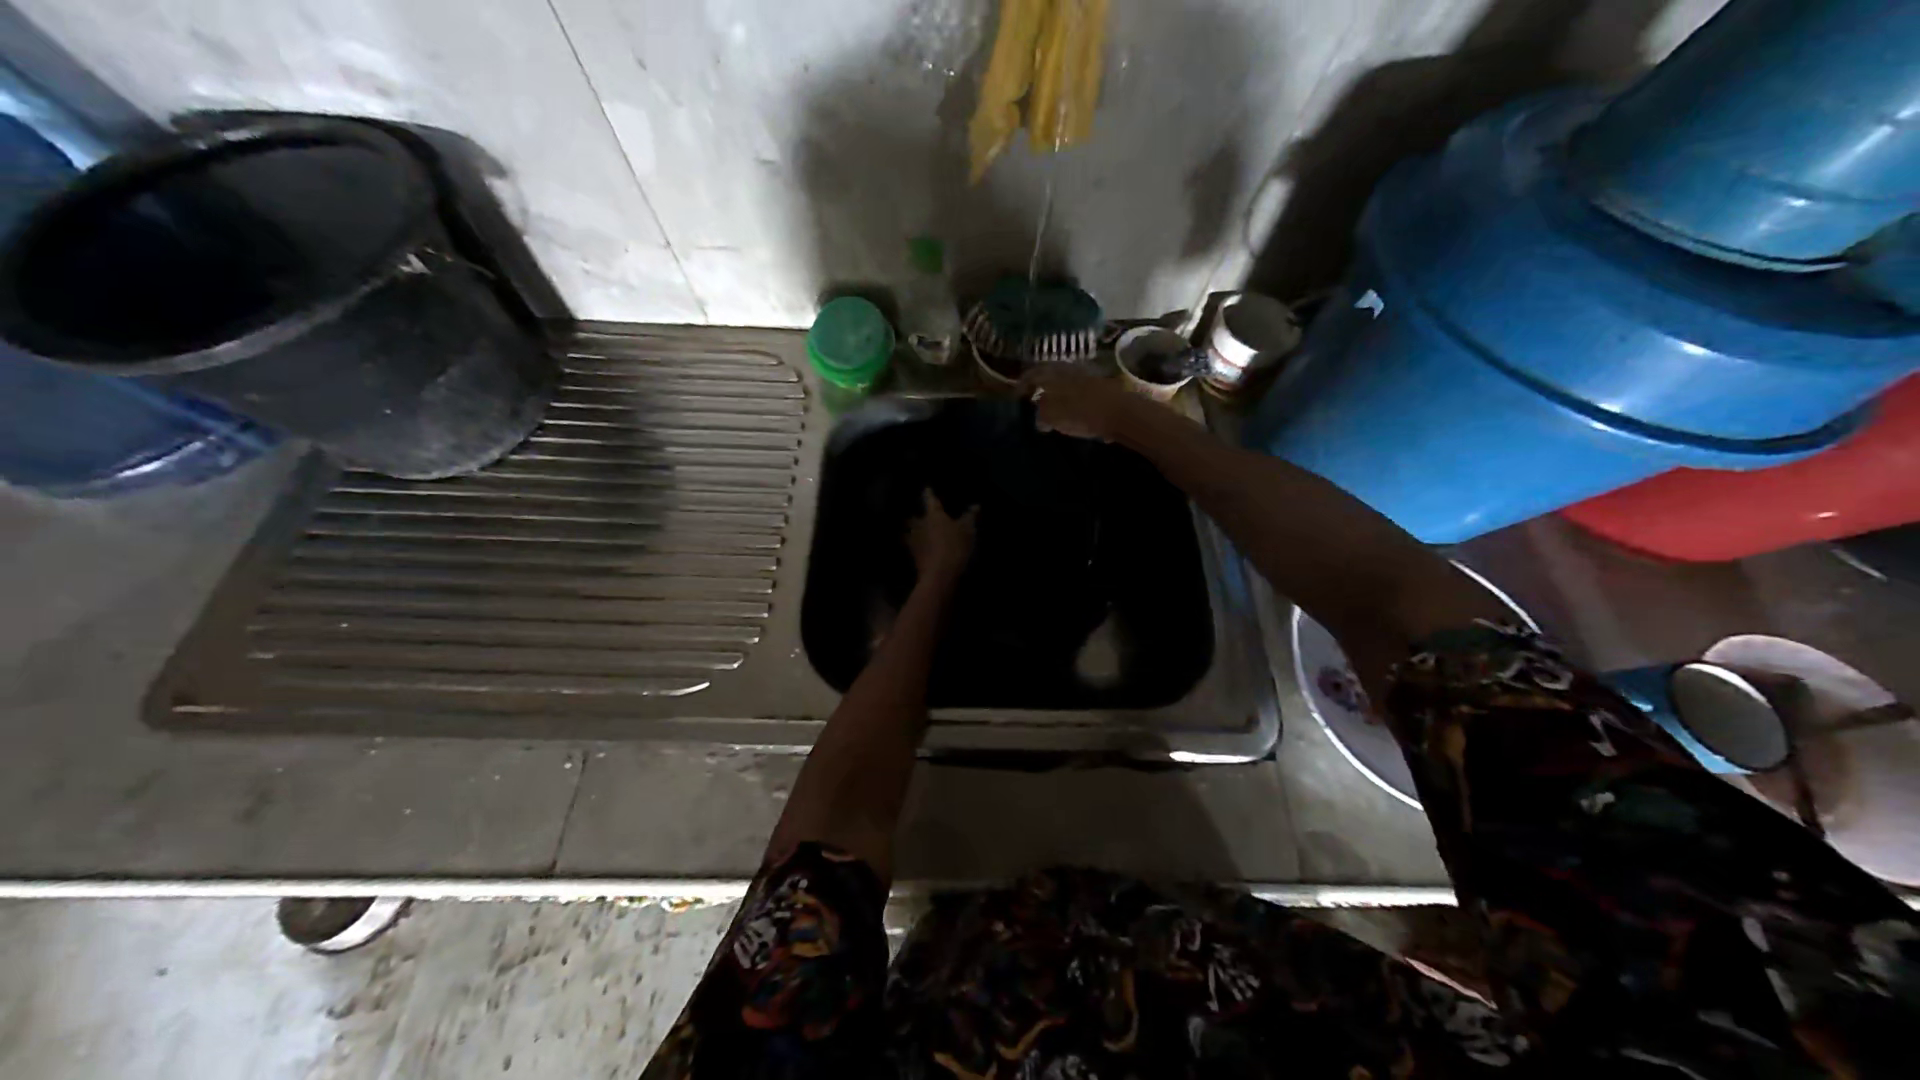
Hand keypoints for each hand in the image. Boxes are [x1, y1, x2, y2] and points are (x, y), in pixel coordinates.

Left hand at [906, 489, 977, 587]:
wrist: (939, 574)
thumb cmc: (954, 546)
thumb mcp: (968, 530)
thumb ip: (970, 517)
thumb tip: (976, 506)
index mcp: (933, 515)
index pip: (931, 500)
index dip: (929, 494)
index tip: (926, 489)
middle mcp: (919, 524)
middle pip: (915, 517)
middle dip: (918, 517)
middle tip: (922, 517)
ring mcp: (914, 541)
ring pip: (911, 532)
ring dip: (913, 531)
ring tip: (919, 533)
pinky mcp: (913, 556)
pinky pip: (913, 546)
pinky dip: (916, 546)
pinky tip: (921, 549)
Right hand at [1019, 364, 1142, 441]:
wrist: (1123, 412)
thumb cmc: (1082, 413)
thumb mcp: (1053, 416)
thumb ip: (1041, 415)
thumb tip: (1040, 418)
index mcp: (1055, 373)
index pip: (1033, 373)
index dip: (1023, 384)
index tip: (1017, 395)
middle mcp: (1071, 370)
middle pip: (1052, 375)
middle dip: (1042, 388)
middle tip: (1035, 401)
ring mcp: (1090, 377)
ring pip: (1068, 383)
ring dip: (1060, 395)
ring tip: (1055, 411)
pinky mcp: (1104, 388)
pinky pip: (1083, 392)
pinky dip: (1075, 401)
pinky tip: (1076, 414)